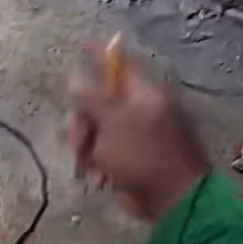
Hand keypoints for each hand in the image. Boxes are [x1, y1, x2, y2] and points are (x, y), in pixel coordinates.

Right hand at [66, 41, 209, 222]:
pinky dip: (91, 161)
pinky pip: (97, 150)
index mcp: (142, 95)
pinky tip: (93, 174)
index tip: (80, 45)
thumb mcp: (114, 124)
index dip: (98, 57)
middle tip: (77, 140)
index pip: (117, 67)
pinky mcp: (124, 157)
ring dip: (83, 145)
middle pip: (97, 101)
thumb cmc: (144, 156)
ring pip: (92, 129)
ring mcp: (131, 134)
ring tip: (85, 163)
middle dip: (81, 120)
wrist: (168, 198)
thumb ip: (92, 98)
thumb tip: (74, 72)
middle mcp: (137, 110)